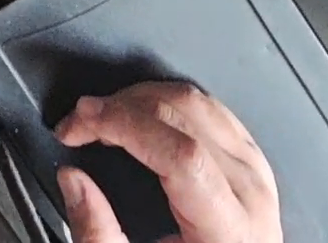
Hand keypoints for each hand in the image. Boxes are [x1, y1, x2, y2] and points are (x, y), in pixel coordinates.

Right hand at [52, 82, 280, 242]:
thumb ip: (98, 235)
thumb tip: (72, 178)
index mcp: (231, 229)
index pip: (179, 153)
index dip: (123, 125)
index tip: (79, 124)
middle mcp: (251, 193)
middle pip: (179, 117)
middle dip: (116, 109)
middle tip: (77, 125)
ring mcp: (255, 170)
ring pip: (190, 100)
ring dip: (136, 98)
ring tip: (105, 120)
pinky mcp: (249, 157)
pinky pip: (204, 105)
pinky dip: (161, 99)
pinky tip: (139, 116)